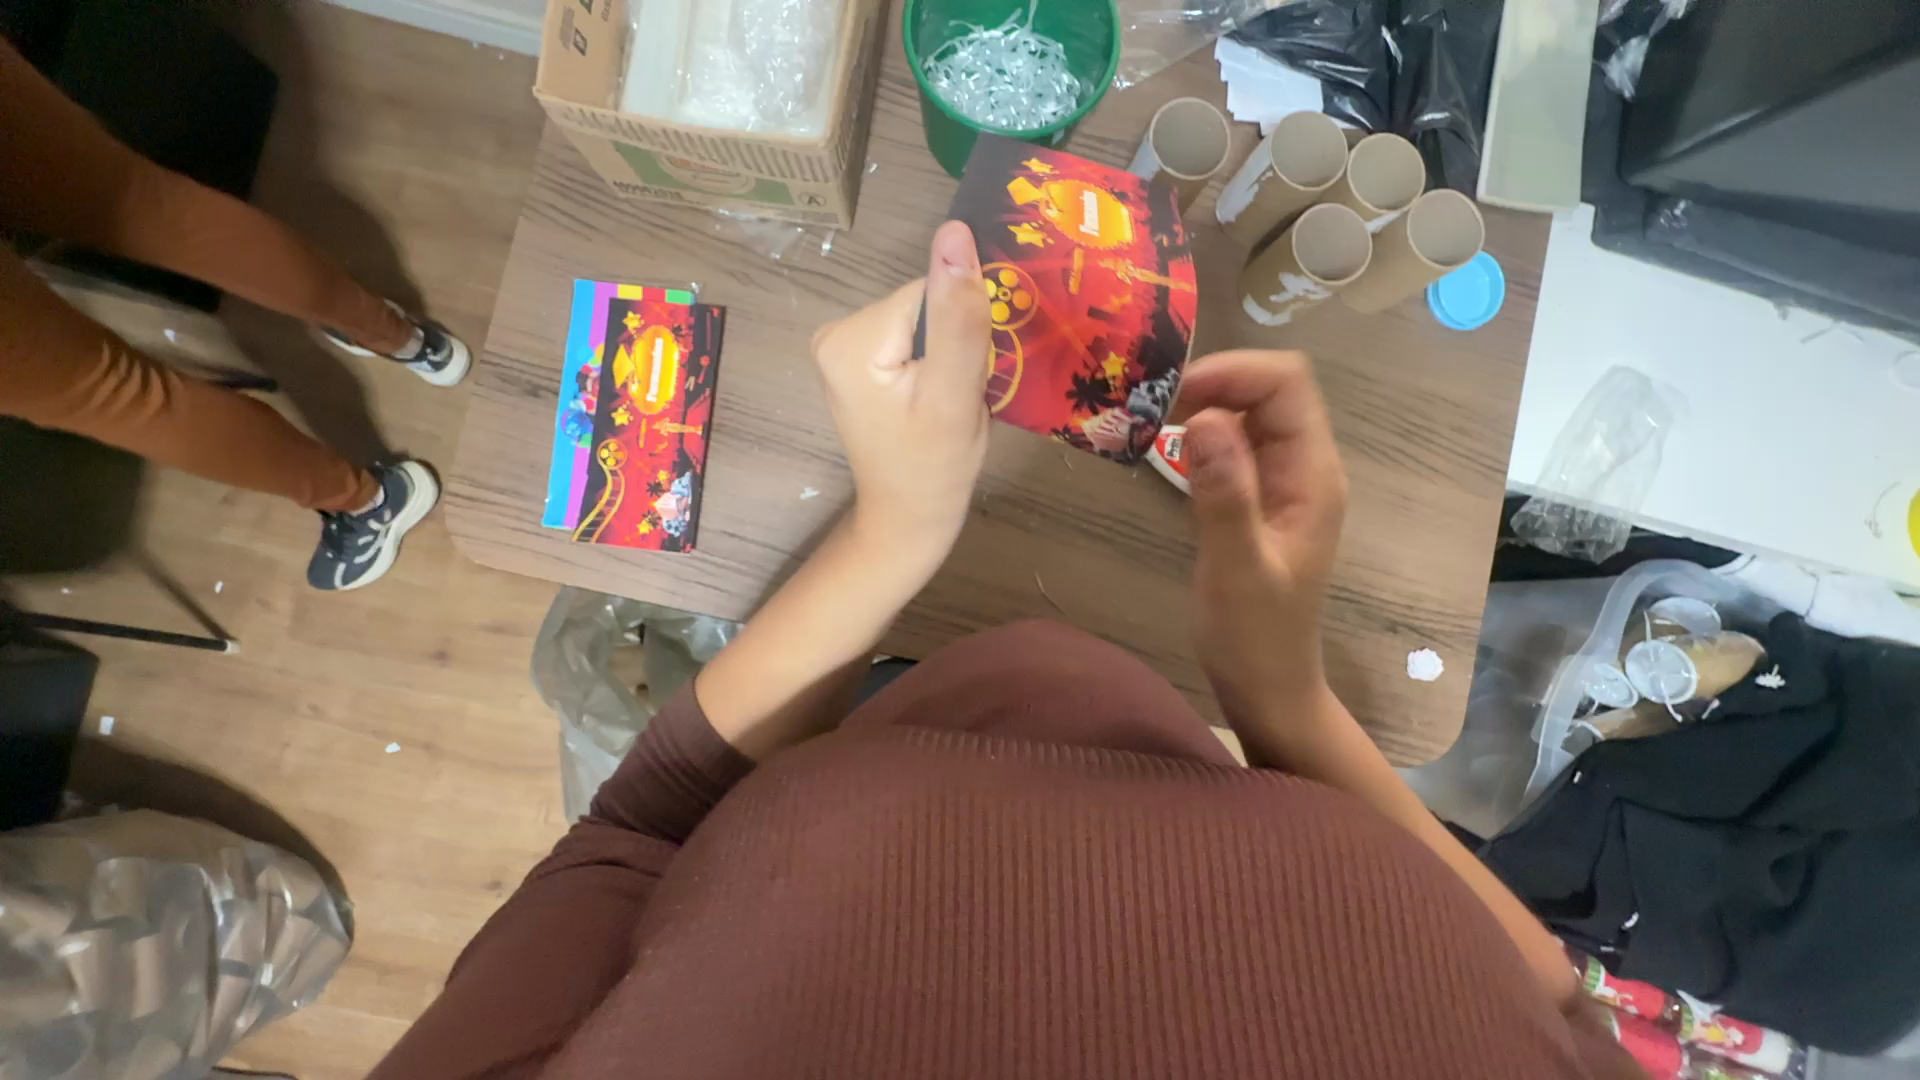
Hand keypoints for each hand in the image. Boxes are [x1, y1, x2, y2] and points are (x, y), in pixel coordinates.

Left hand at [809, 220, 989, 567]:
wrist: (909, 518)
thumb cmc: (934, 467)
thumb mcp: (953, 394)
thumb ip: (957, 317)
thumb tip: (954, 232)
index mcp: (850, 338)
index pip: (931, 295)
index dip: (963, 332)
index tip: (966, 378)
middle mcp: (834, 333)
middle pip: (924, 306)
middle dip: (954, 345)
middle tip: (958, 396)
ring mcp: (841, 349)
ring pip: (923, 323)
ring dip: (948, 357)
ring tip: (946, 403)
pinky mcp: (856, 363)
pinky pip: (913, 340)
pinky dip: (934, 366)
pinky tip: (932, 400)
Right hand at [1179, 350, 1348, 739]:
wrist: (1265, 683)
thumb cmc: (1255, 636)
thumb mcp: (1236, 569)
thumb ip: (1225, 495)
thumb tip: (1205, 418)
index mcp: (1312, 476)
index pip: (1286, 385)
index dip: (1232, 374)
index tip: (1172, 397)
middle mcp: (1302, 467)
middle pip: (1267, 390)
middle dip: (1212, 384)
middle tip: (1150, 410)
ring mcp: (1280, 481)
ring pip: (1247, 413)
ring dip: (1202, 406)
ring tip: (1148, 424)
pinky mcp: (1256, 496)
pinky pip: (1233, 444)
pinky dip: (1198, 435)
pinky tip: (1166, 453)